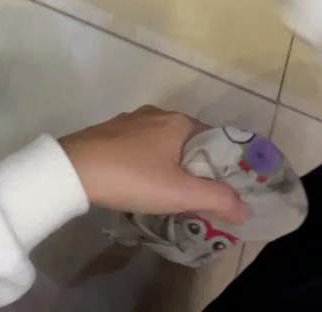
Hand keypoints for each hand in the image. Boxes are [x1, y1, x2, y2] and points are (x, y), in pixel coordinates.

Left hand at [58, 106, 246, 224]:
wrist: (77, 168)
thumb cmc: (133, 176)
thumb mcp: (180, 192)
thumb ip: (216, 198)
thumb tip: (244, 207)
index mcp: (178, 122)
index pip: (214, 140)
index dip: (224, 166)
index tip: (226, 192)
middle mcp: (157, 114)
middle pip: (189, 143)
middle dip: (198, 170)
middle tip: (202, 200)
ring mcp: (132, 121)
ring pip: (164, 145)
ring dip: (173, 168)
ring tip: (175, 198)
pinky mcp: (113, 132)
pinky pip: (142, 147)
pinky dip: (151, 164)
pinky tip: (145, 185)